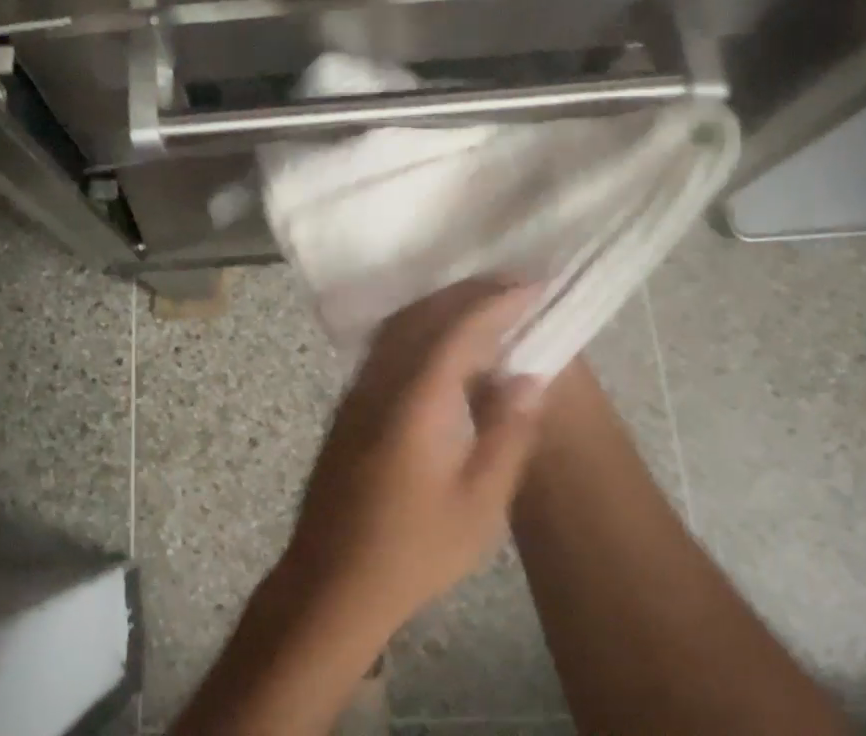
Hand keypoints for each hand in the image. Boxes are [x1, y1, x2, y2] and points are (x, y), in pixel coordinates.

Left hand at [277, 280, 544, 636]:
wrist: (331, 579)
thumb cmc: (414, 550)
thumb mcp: (480, 504)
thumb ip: (507, 435)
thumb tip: (528, 377)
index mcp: (416, 400)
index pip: (458, 329)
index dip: (497, 302)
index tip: (534, 285)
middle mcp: (379, 381)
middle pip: (422, 315)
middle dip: (469, 293)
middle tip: (514, 287)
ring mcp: (356, 392)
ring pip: (398, 326)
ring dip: (441, 307)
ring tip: (485, 308)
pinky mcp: (348, 407)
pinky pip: (385, 346)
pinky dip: (419, 329)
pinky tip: (442, 348)